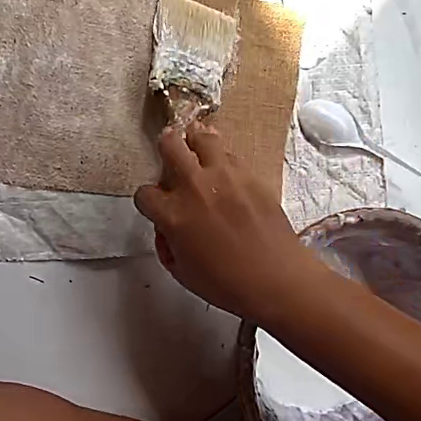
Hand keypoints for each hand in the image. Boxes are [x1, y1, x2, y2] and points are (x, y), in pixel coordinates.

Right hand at [134, 123, 337, 324]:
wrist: (276, 278)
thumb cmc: (227, 283)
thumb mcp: (181, 271)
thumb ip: (167, 243)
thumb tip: (167, 228)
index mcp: (172, 214)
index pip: (145, 193)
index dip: (147, 200)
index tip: (156, 205)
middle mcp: (194, 187)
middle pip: (169, 144)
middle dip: (165, 146)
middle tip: (169, 153)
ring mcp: (223, 176)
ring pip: (202, 137)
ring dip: (194, 141)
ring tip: (196, 149)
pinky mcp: (249, 175)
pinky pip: (229, 154)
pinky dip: (222, 158)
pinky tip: (224, 172)